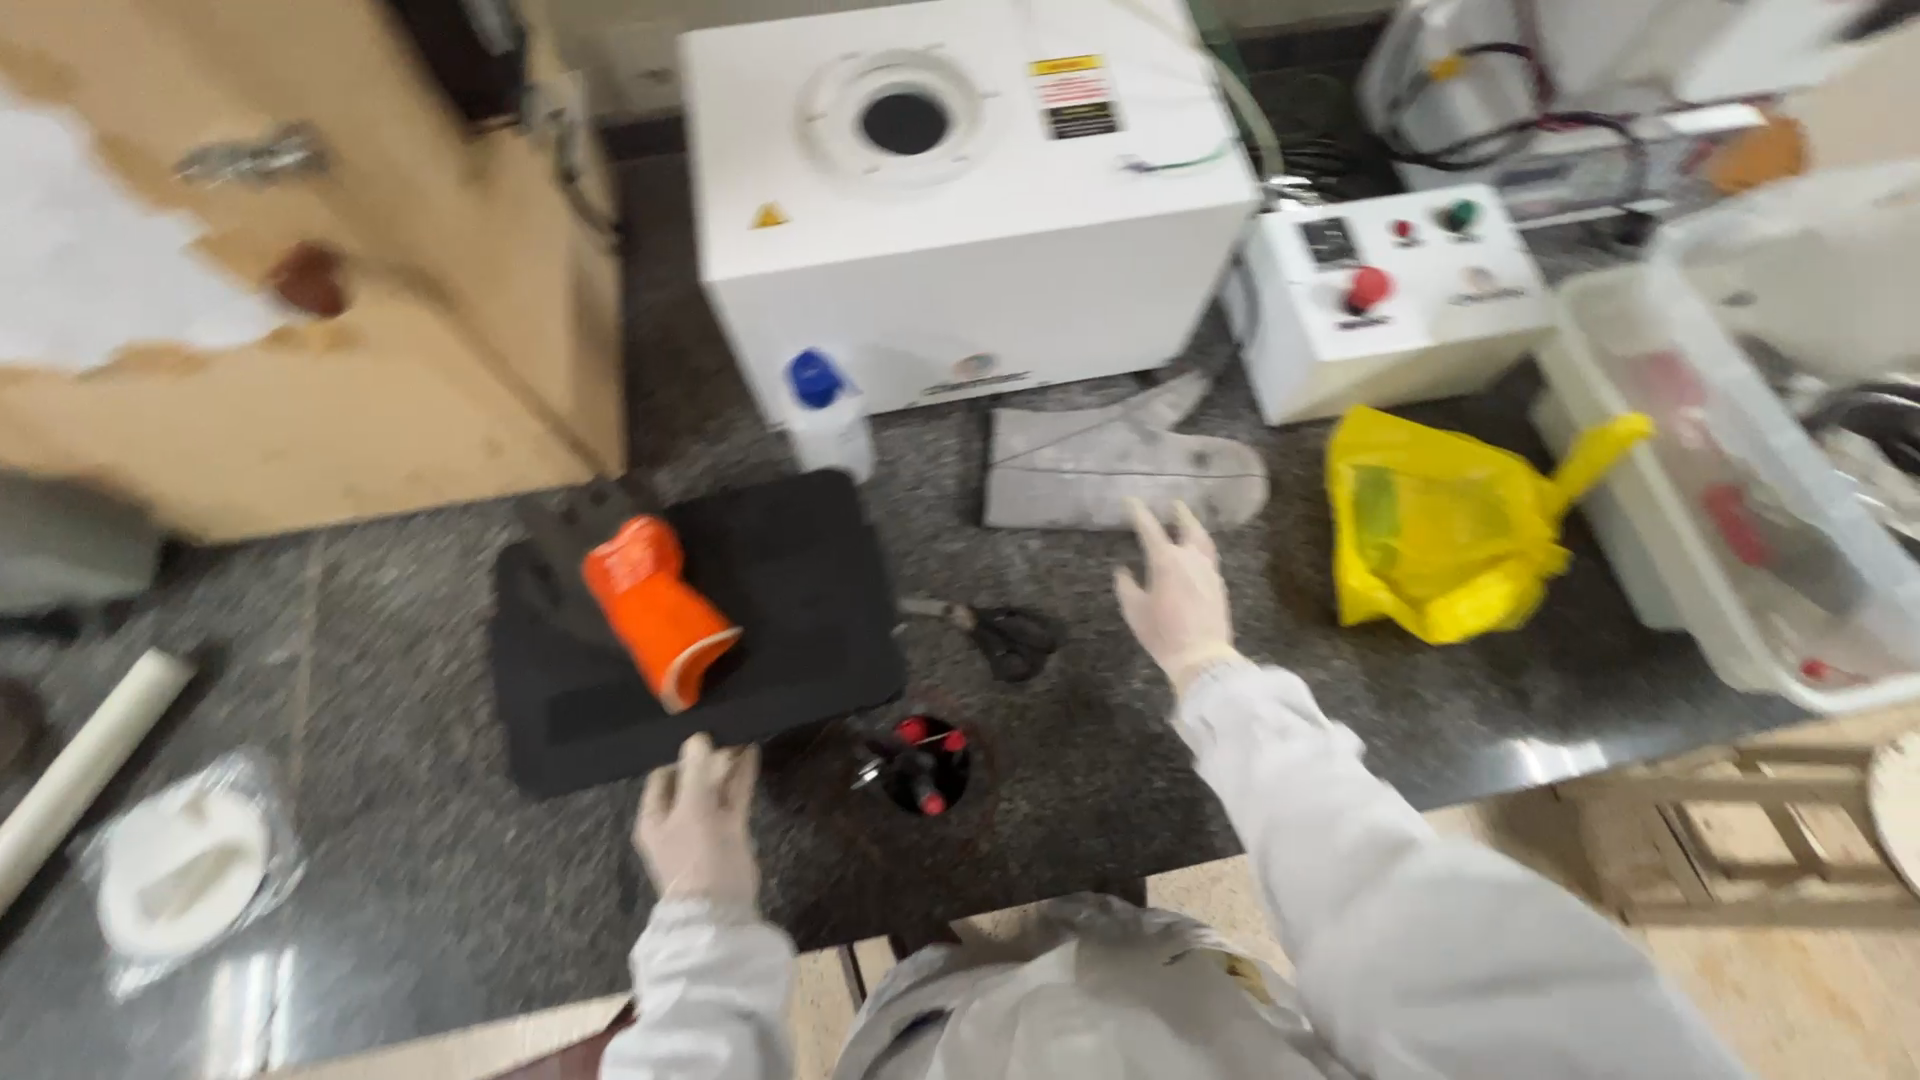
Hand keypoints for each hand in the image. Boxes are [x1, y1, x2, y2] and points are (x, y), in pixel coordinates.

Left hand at [636, 734, 761, 906]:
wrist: (719, 906)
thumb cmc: (695, 856)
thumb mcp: (692, 810)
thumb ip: (695, 773)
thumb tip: (697, 738)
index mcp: (654, 819)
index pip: (662, 778)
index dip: (679, 758)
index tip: (700, 738)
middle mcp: (677, 820)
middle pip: (690, 780)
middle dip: (707, 758)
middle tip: (725, 731)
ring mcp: (704, 826)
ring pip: (715, 787)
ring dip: (726, 765)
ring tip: (740, 735)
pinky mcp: (729, 831)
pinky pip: (734, 797)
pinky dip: (741, 777)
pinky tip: (751, 753)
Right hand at [1114, 498, 1242, 694]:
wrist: (1201, 655)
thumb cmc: (1162, 632)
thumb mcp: (1135, 610)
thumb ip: (1127, 586)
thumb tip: (1123, 571)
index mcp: (1166, 561)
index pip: (1150, 529)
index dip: (1139, 513)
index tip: (1131, 501)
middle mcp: (1190, 559)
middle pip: (1187, 528)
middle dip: (1180, 514)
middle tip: (1174, 504)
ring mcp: (1208, 571)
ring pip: (1203, 541)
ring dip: (1195, 528)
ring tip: (1190, 523)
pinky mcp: (1218, 585)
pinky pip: (1210, 558)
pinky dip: (1202, 548)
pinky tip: (1198, 553)